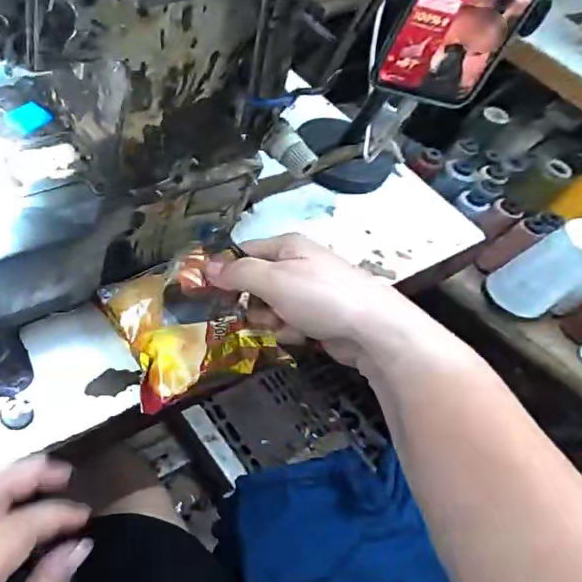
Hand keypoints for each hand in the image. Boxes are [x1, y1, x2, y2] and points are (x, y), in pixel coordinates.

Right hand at [203, 233, 448, 367]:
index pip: (242, 253)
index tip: (210, 291)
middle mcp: (297, 264)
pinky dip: (287, 330)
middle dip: (250, 302)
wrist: (374, 331)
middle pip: (253, 282)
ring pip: (268, 306)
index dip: (225, 271)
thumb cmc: (322, 298)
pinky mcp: (317, 314)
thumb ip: (237, 273)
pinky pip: (286, 321)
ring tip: (282, 325)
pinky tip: (299, 334)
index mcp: (287, 246)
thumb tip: (207, 267)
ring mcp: (309, 290)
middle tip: (253, 312)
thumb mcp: (272, 281)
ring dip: (268, 319)